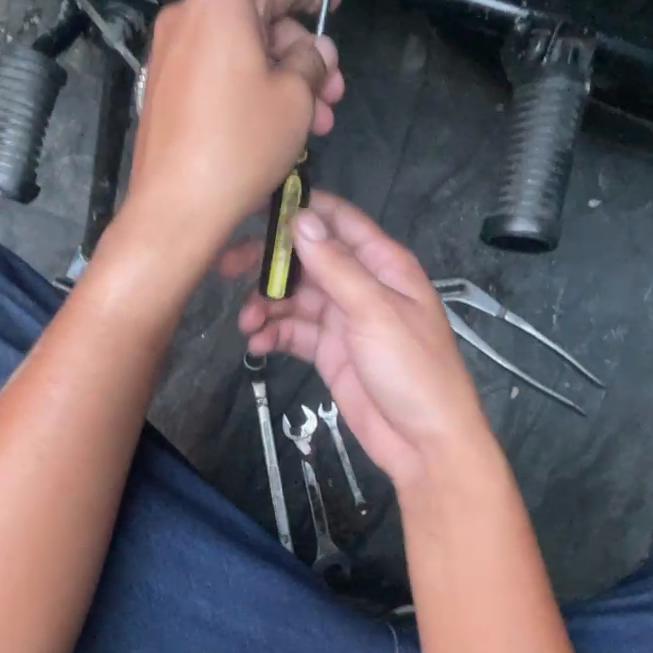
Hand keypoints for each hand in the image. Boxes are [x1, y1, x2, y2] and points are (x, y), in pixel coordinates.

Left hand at [118, 0, 345, 269]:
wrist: (176, 208)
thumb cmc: (239, 147)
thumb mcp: (295, 99)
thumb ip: (312, 62)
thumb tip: (316, 50)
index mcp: (221, 3)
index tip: (333, 1)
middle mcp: (187, 18)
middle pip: (259, 24)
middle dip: (302, 58)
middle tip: (332, 93)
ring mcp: (169, 57)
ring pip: (240, 57)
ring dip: (281, 83)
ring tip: (314, 123)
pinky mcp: (163, 93)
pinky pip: (216, 79)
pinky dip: (248, 94)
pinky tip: (275, 128)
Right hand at [233, 194, 491, 483]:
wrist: (424, 441)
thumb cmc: (413, 369)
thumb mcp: (375, 311)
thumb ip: (336, 266)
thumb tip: (301, 219)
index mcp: (383, 265)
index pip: (338, 221)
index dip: (299, 211)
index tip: (254, 211)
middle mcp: (361, 286)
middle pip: (307, 260)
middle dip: (269, 264)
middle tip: (228, 269)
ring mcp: (344, 321)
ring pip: (295, 299)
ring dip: (267, 306)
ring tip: (248, 322)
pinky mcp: (330, 353)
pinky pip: (295, 333)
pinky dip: (275, 334)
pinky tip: (258, 343)